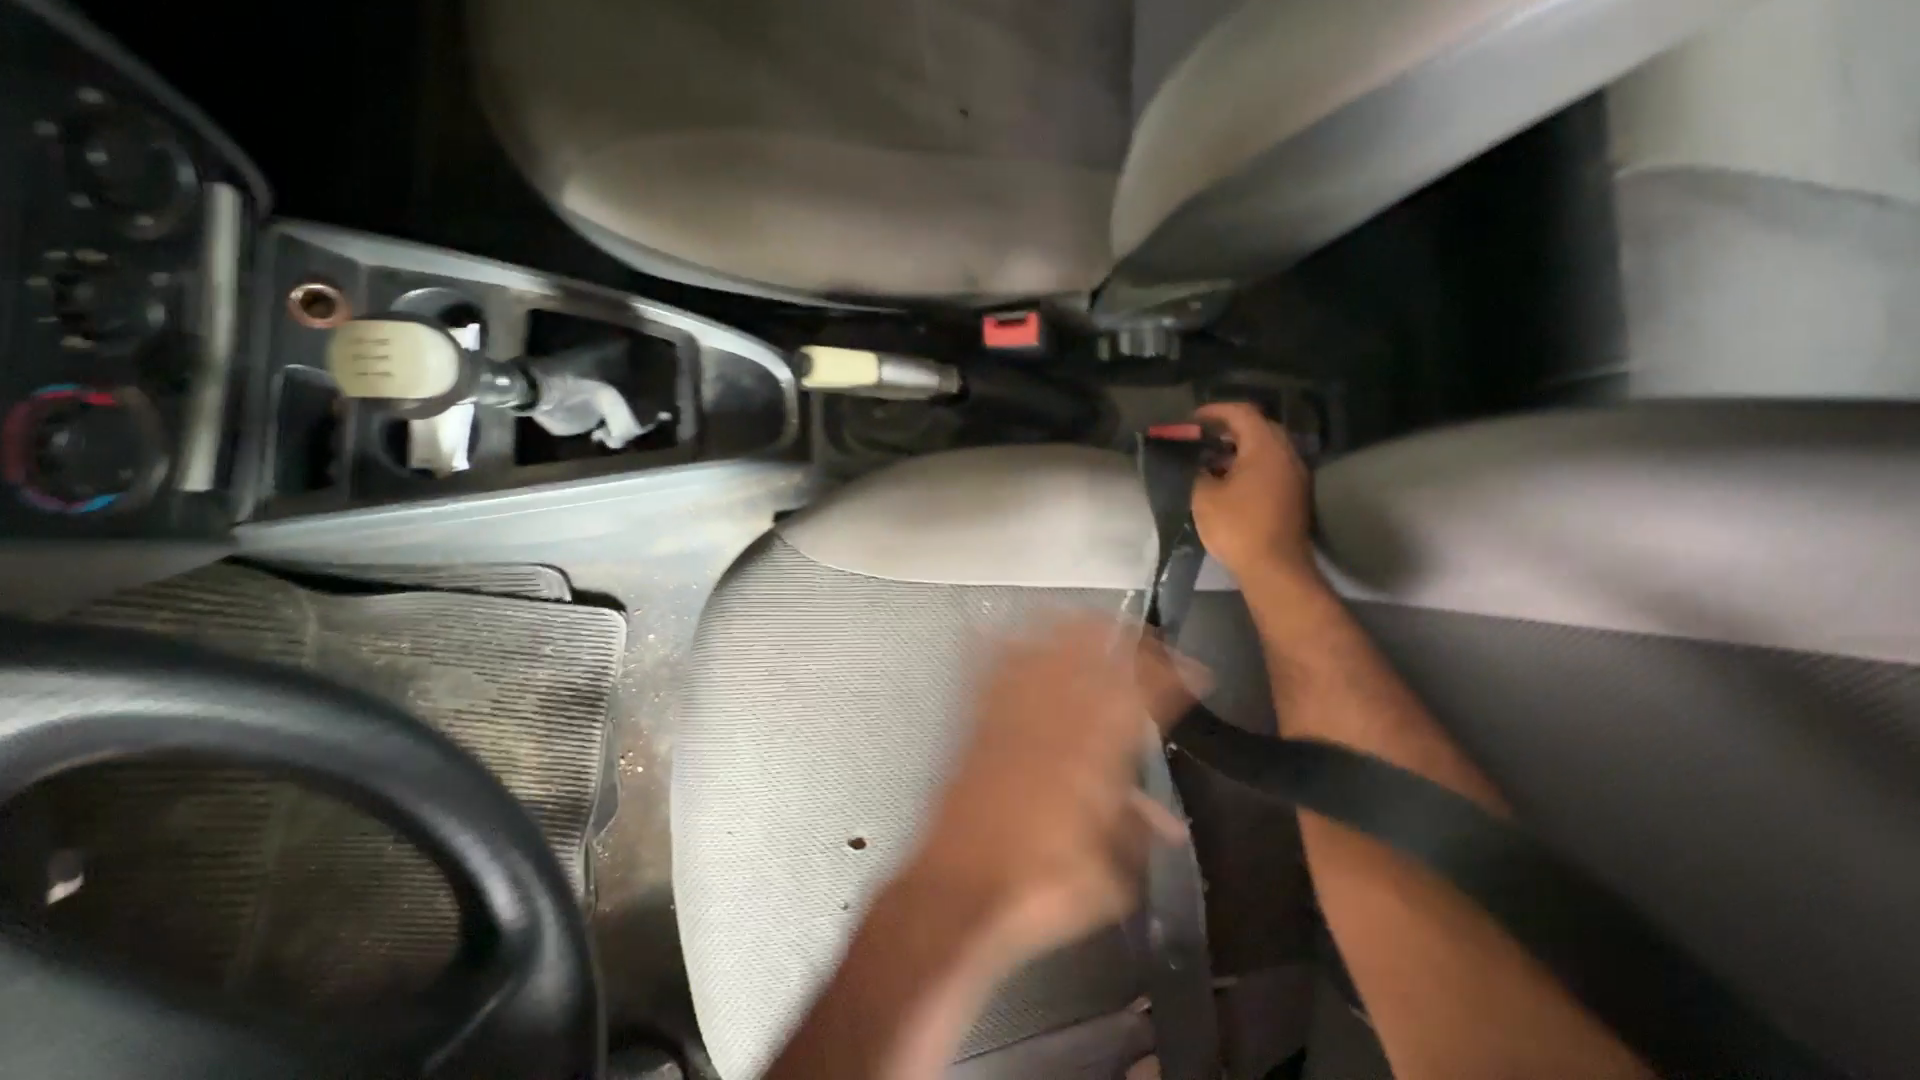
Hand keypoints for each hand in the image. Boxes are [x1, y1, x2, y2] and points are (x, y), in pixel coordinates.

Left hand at [903, 618, 1197, 966]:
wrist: (954, 895)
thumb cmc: (1036, 891)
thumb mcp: (1107, 877)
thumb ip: (1135, 833)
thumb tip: (1162, 822)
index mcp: (1095, 761)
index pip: (1142, 697)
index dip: (1175, 675)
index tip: (1193, 672)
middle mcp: (1052, 729)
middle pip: (1094, 658)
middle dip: (1126, 640)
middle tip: (1145, 641)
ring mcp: (1007, 723)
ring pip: (1043, 652)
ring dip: (1071, 630)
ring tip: (1090, 620)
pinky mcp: (973, 729)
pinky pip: (989, 671)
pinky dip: (1003, 647)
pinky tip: (1007, 632)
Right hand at [1192, 402, 1317, 584]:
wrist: (1275, 568)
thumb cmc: (1238, 527)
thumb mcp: (1204, 497)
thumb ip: (1196, 471)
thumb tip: (1194, 462)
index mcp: (1265, 446)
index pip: (1241, 413)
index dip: (1214, 411)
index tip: (1192, 421)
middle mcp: (1286, 453)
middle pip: (1258, 427)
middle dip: (1228, 429)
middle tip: (1202, 439)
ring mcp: (1295, 474)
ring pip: (1267, 448)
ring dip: (1240, 449)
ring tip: (1212, 461)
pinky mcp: (1296, 494)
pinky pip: (1272, 466)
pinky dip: (1251, 465)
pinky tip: (1230, 481)